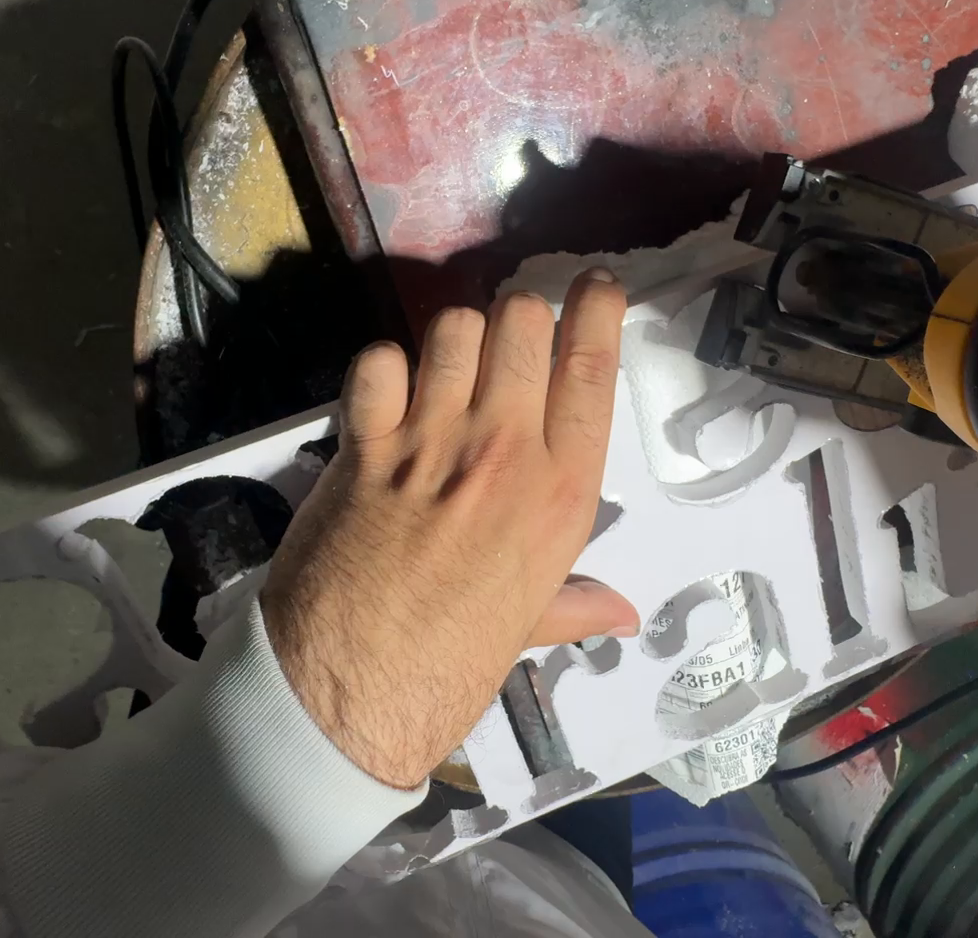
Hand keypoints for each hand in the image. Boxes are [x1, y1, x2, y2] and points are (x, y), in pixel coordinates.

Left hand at [261, 270, 638, 788]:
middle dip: (518, 316)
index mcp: (560, 492)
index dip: (598, 309)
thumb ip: (578, 604)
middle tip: (508, 340)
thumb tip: (624, 615)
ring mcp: (430, 441)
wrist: (353, 692)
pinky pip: (379, 363)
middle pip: (521, 322)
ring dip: (455, 337)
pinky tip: (388, 397)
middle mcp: (503, 449)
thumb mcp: (529, 626)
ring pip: (454, 328)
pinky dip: (384, 370)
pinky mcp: (364, 444)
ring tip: (449, 367)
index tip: (595, 285)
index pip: (593, 368)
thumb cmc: (455, 661)